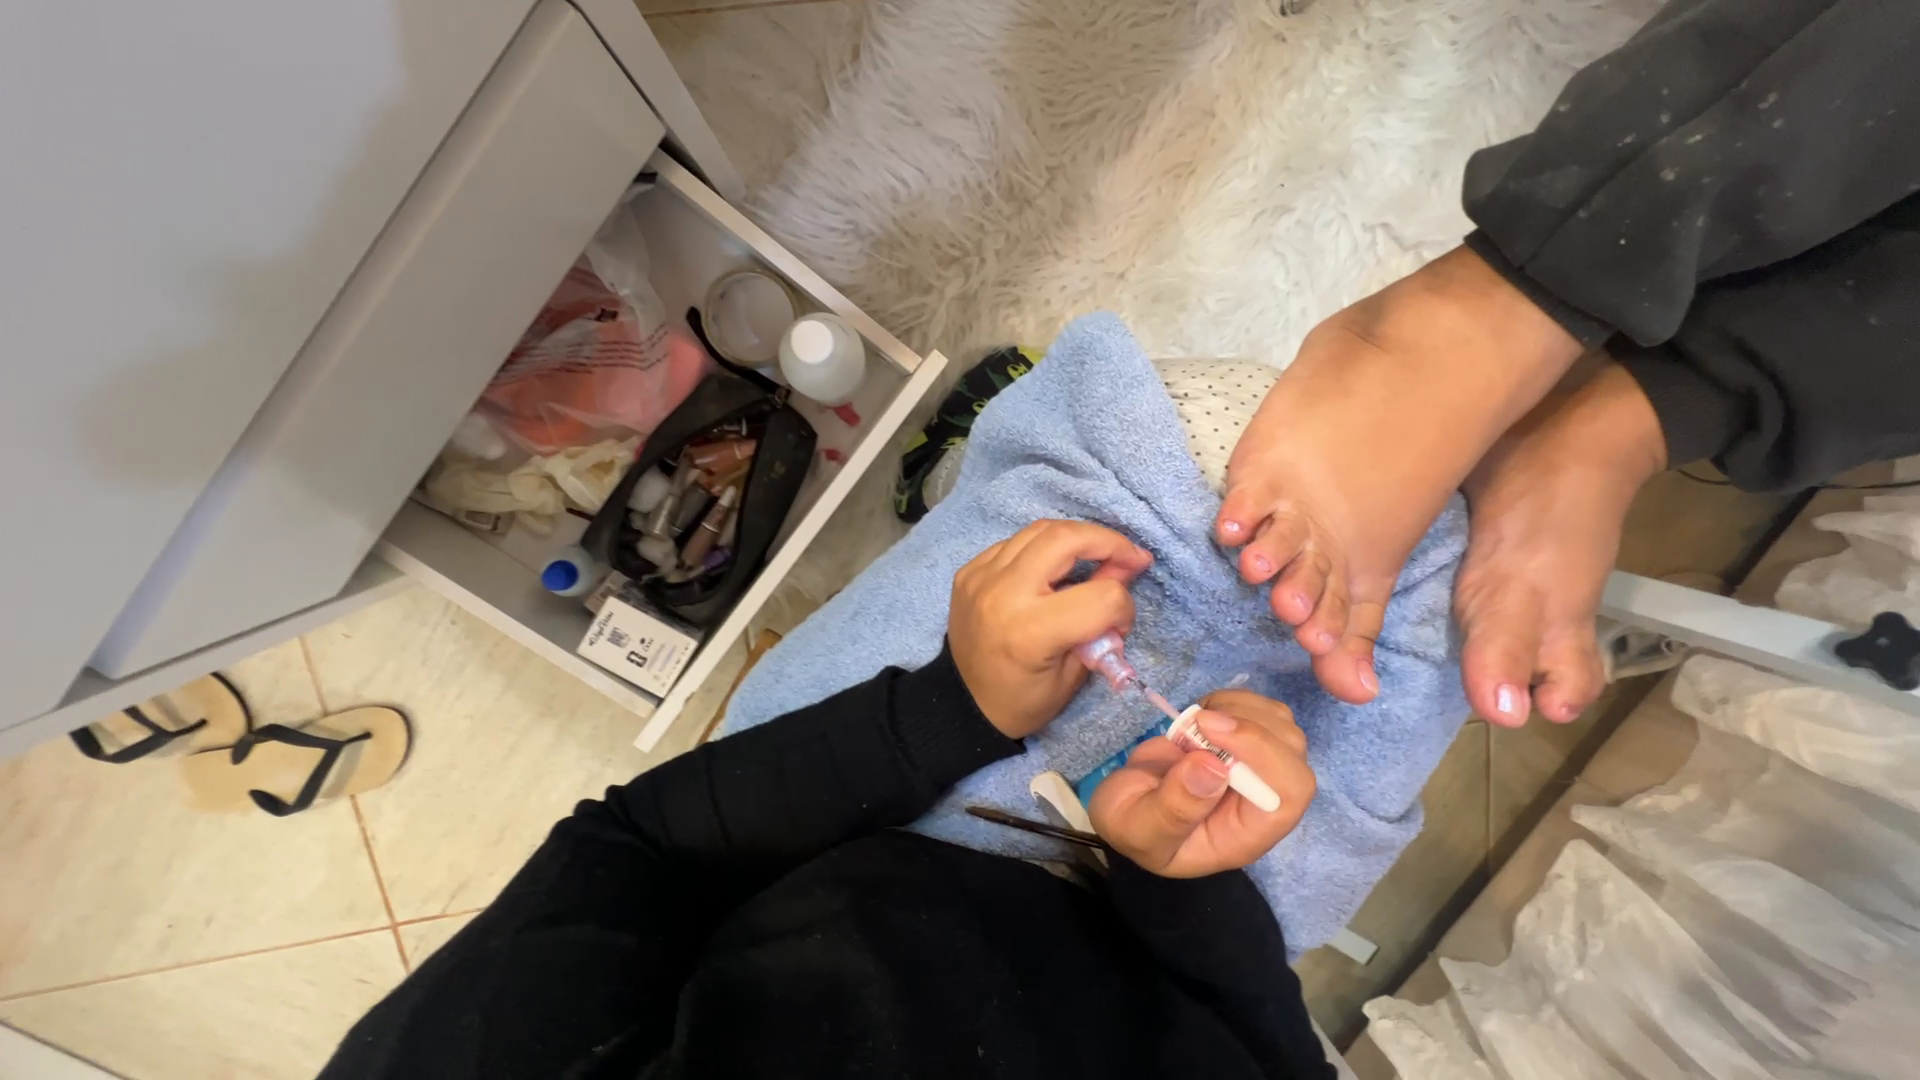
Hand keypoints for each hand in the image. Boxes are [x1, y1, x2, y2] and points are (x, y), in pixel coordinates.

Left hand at [949, 520, 1153, 738]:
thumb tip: (1121, 573)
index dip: (1123, 608)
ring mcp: (982, 576)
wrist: (962, 703)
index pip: (1100, 598)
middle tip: (1130, 556)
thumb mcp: (1073, 673)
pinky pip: (1015, 543)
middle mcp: (1003, 593)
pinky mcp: (969, 570)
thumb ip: (1099, 622)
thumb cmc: (1022, 699)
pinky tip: (1053, 568)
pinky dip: (1043, 549)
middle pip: (1066, 538)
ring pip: (1040, 530)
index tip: (1120, 623)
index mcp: (1031, 631)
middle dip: (1108, 541)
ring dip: (1077, 538)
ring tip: (1097, 555)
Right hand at [1089, 689, 1314, 876]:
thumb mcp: (1139, 828)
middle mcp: (1263, 799)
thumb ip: (1173, 808)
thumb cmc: (1134, 825)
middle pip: (1293, 752)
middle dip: (1248, 725)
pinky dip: (1233, 701)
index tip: (1208, 729)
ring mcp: (1257, 768)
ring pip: (1281, 725)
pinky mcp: (1244, 742)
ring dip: (1239, 710)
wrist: (1125, 806)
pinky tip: (1202, 716)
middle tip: (1197, 722)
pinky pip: (1262, 710)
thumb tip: (1212, 765)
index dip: (1262, 752)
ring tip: (1196, 722)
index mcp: (1247, 831)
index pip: (1290, 791)